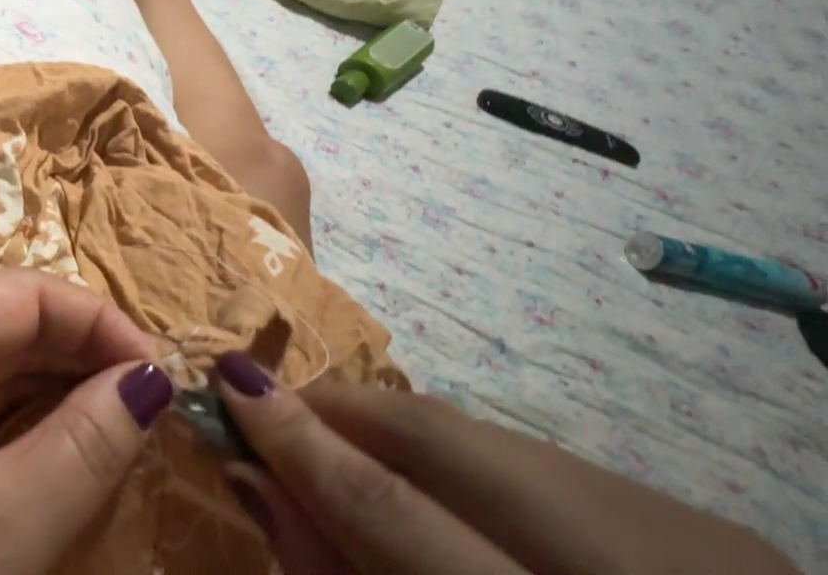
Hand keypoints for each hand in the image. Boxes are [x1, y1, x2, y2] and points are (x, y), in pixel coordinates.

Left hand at [0, 269, 173, 574]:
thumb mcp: (8, 519)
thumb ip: (89, 442)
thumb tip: (152, 379)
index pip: (26, 293)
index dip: (101, 323)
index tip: (164, 379)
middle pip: (6, 322)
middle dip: (82, 358)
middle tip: (152, 413)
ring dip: (55, 393)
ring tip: (120, 435)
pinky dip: (17, 422)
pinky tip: (59, 454)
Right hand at [212, 351, 800, 574]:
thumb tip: (259, 482)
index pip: (391, 515)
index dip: (299, 444)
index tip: (231, 384)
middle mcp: (634, 570)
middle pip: (443, 442)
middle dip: (336, 409)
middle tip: (261, 398)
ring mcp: (695, 539)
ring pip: (492, 438)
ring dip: (394, 432)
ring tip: (335, 446)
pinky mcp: (709, 524)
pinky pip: (539, 461)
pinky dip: (464, 462)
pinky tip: (436, 488)